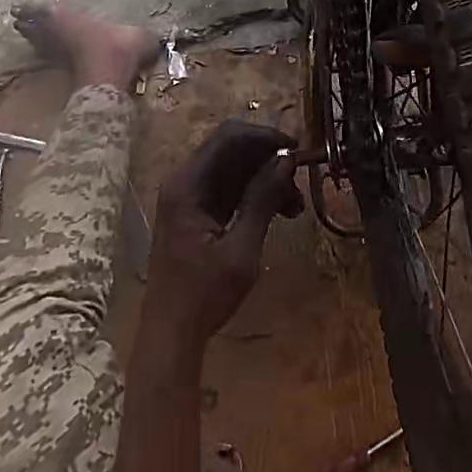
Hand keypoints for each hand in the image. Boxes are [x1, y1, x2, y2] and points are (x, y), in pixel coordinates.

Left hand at [143, 120, 302, 340]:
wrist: (171, 335)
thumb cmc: (204, 294)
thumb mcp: (241, 248)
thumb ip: (262, 200)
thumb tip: (286, 161)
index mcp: (187, 184)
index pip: (228, 137)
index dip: (264, 136)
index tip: (296, 149)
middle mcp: (185, 182)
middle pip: (232, 150)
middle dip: (269, 161)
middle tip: (300, 184)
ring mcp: (190, 197)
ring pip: (235, 170)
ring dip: (266, 179)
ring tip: (295, 207)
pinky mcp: (198, 212)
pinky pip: (230, 189)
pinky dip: (255, 194)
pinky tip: (280, 213)